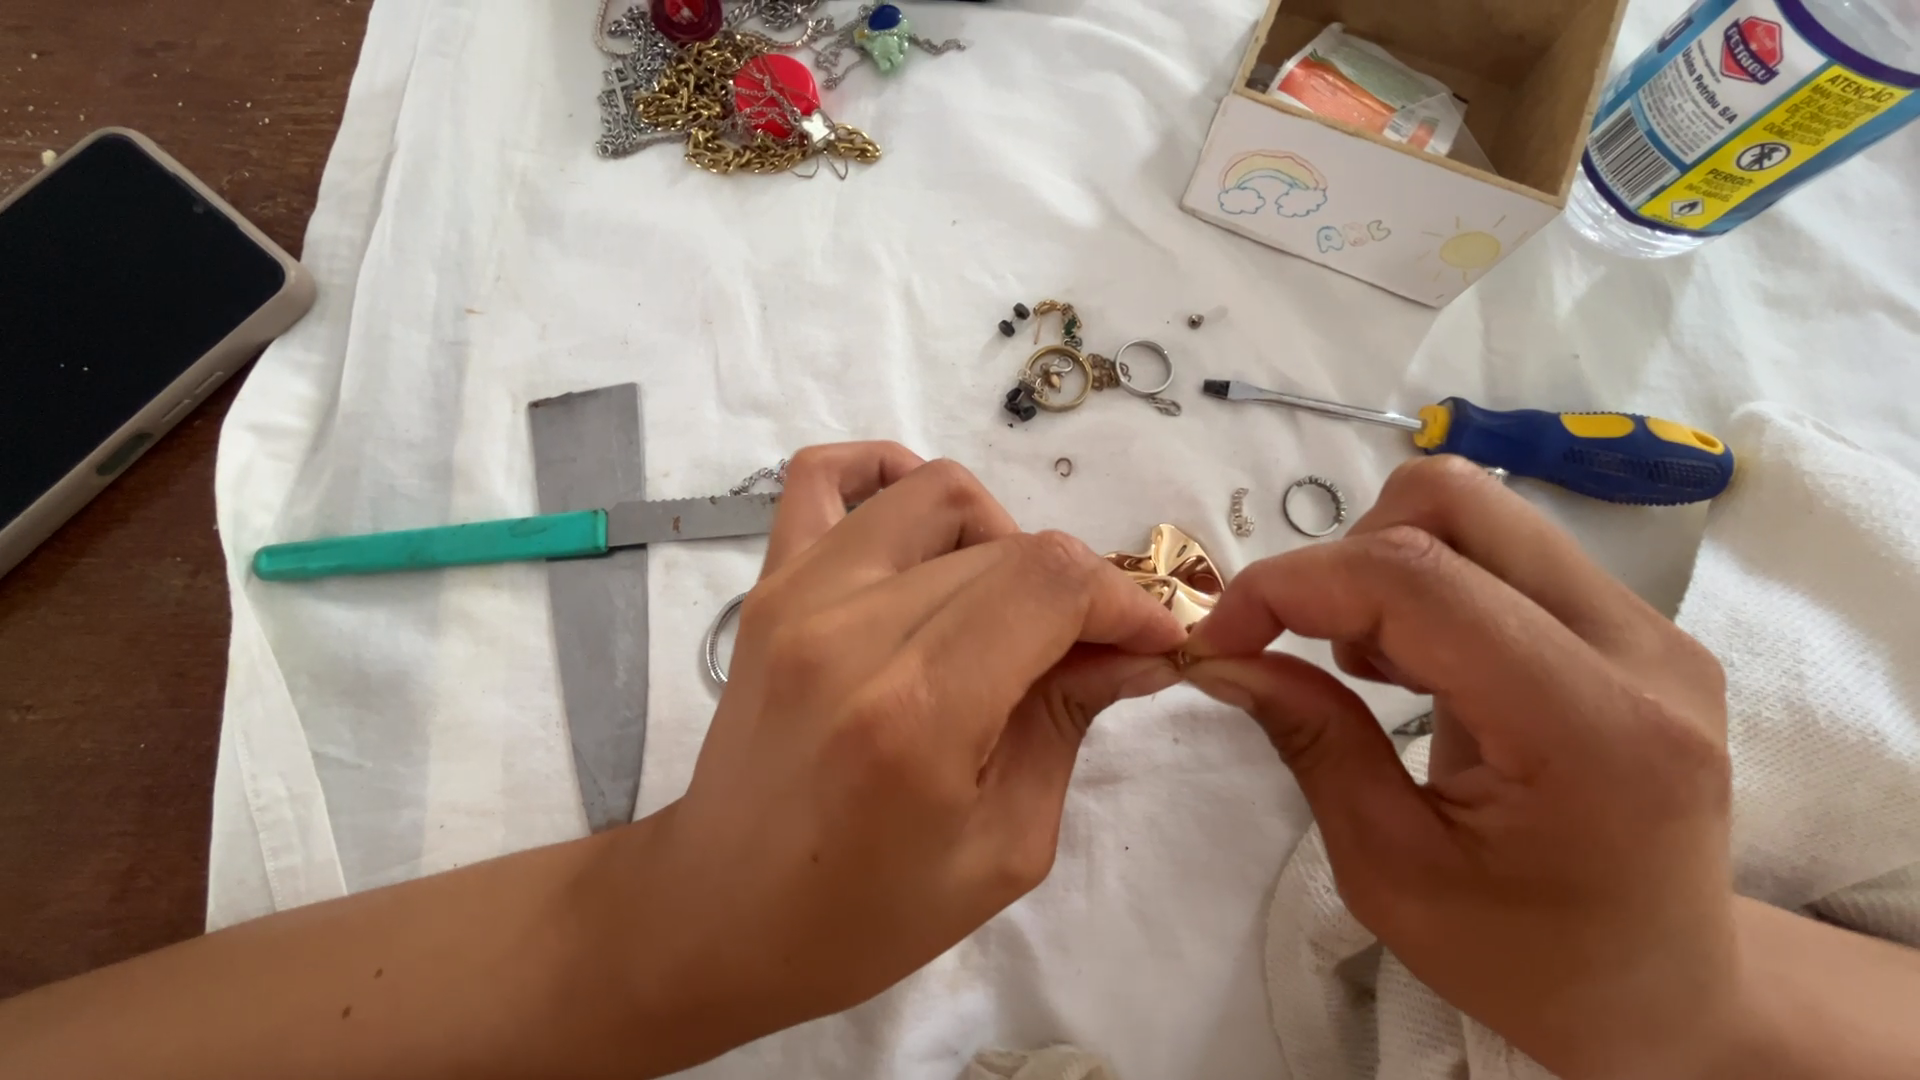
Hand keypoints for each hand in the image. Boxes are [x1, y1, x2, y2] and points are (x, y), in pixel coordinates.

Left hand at [614, 443, 1184, 1068]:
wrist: (721, 912)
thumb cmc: (867, 912)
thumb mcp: (1005, 845)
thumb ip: (1071, 723)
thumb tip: (1135, 648)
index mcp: (918, 711)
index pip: (1052, 584)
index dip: (1124, 600)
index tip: (1151, 639)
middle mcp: (852, 630)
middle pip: (1008, 544)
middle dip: (1078, 586)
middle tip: (1086, 645)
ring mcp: (796, 594)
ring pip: (936, 492)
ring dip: (999, 535)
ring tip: (999, 604)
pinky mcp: (766, 586)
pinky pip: (823, 476)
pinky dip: (887, 476)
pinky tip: (921, 532)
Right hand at [1182, 456, 1737, 1077]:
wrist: (1672, 993)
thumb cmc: (1528, 961)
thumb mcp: (1387, 871)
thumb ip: (1309, 740)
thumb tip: (1222, 654)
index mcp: (1589, 729)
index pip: (1414, 581)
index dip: (1289, 585)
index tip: (1221, 637)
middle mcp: (1638, 648)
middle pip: (1449, 501)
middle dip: (1338, 558)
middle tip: (1308, 644)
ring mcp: (1645, 625)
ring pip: (1468, 506)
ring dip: (1377, 564)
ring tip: (1371, 663)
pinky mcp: (1627, 621)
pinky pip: (1492, 543)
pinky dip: (1416, 579)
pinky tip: (1416, 662)